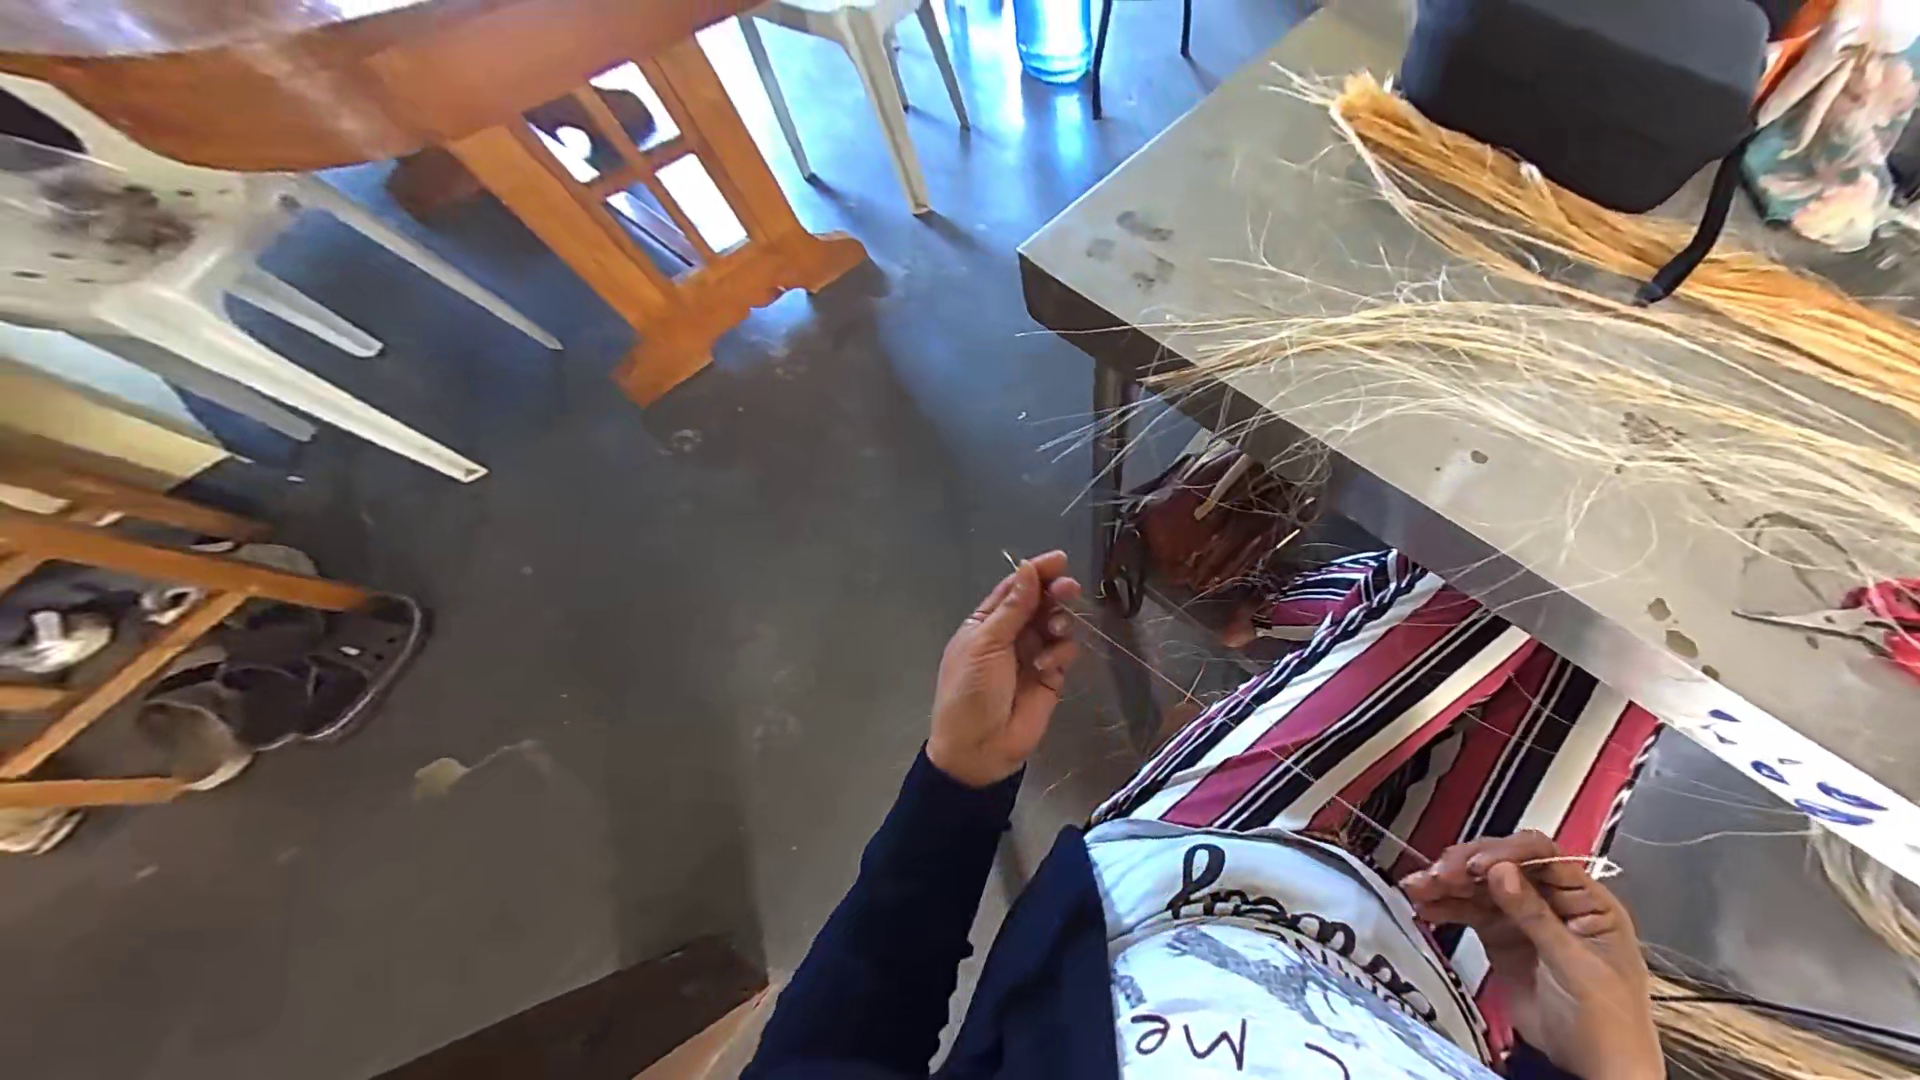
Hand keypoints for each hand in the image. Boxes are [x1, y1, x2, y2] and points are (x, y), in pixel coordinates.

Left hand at [928, 551, 1081, 787]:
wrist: (979, 748)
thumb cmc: (971, 691)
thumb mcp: (986, 645)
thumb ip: (1012, 608)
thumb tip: (1026, 569)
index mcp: (986, 623)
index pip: (1014, 589)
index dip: (1035, 573)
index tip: (1059, 560)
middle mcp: (1010, 634)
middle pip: (1039, 603)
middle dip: (1054, 593)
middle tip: (1068, 588)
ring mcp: (1031, 654)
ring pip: (1056, 624)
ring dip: (1058, 622)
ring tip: (1055, 630)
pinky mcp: (1051, 676)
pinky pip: (1064, 652)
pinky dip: (1060, 653)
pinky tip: (1046, 667)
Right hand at [1400, 832, 1661, 1079]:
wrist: (1590, 1075)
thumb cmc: (1609, 1026)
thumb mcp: (1576, 969)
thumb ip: (1536, 916)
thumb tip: (1501, 869)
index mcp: (1585, 903)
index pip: (1543, 857)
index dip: (1507, 853)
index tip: (1477, 865)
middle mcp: (1550, 900)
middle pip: (1500, 863)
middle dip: (1465, 866)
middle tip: (1438, 876)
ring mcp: (1519, 915)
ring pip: (1475, 882)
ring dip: (1444, 882)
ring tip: (1417, 887)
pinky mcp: (1495, 932)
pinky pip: (1462, 907)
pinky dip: (1440, 903)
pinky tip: (1422, 904)